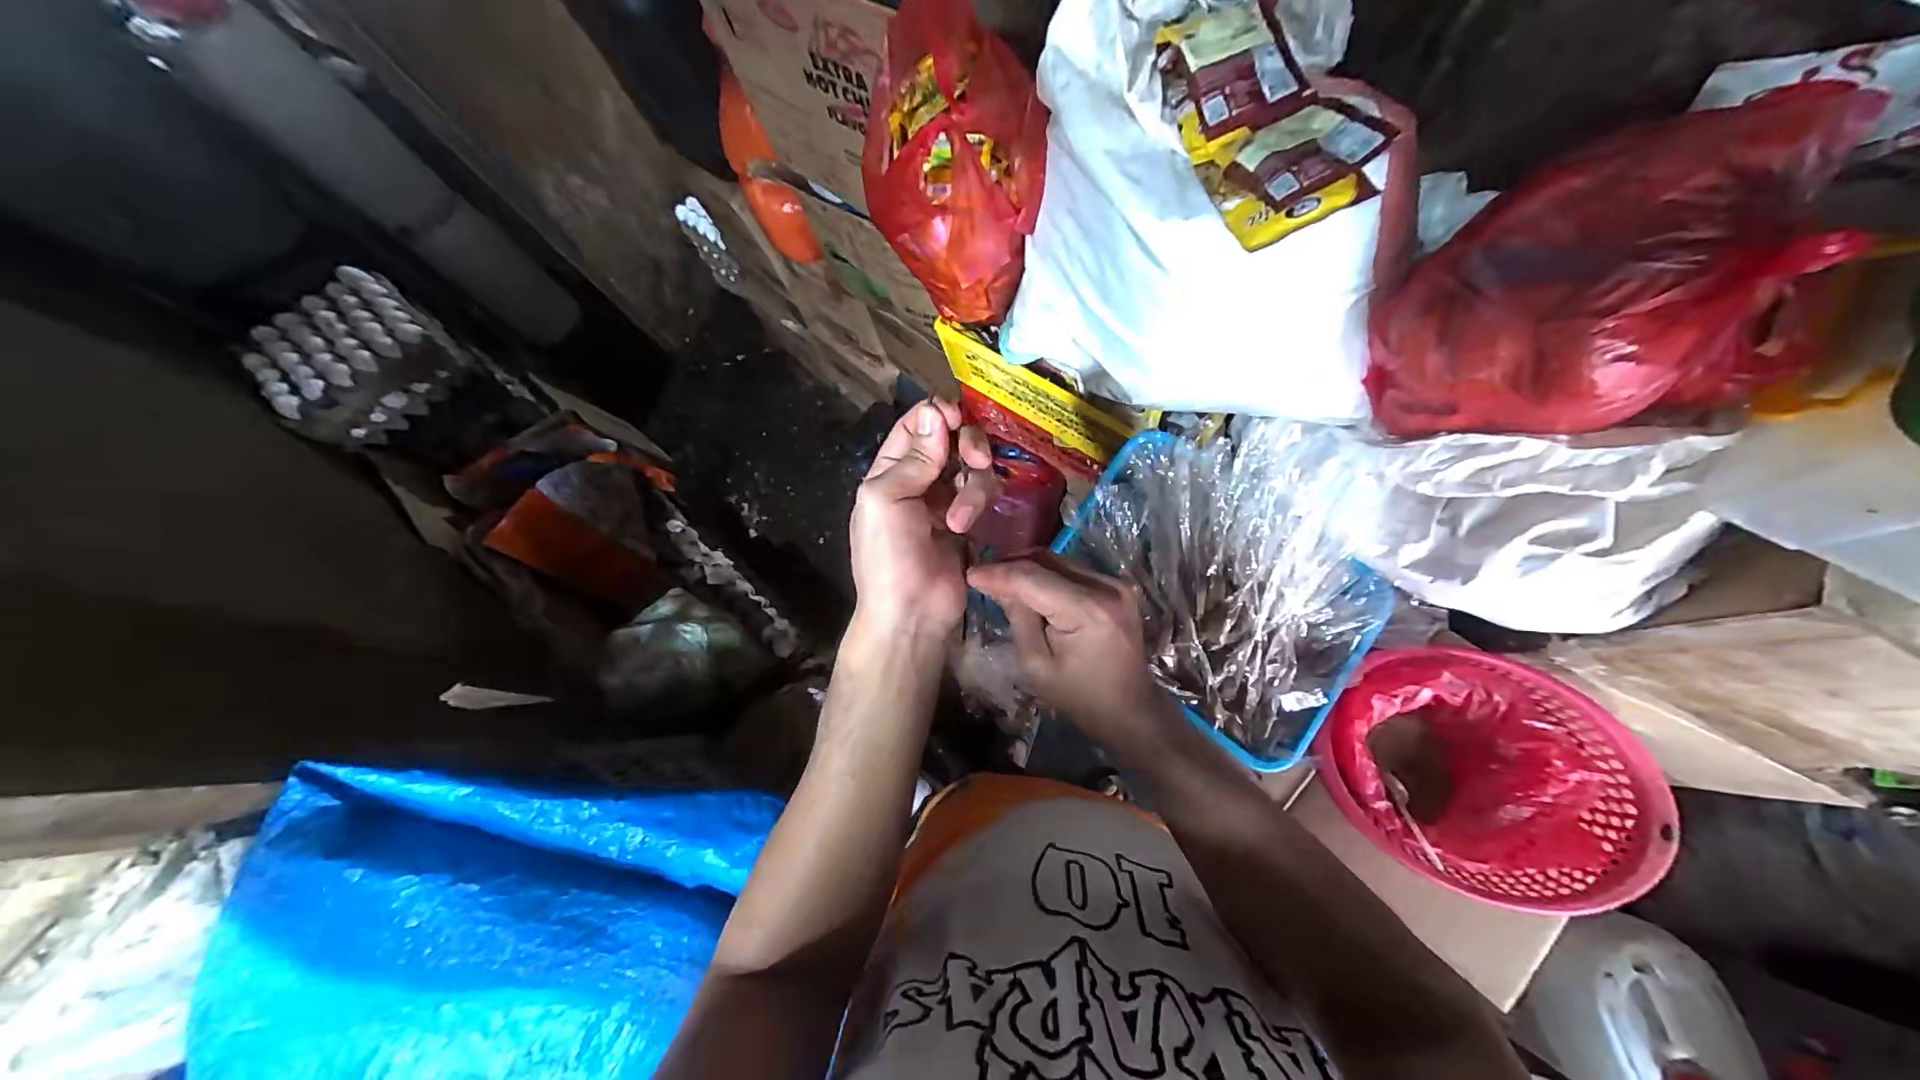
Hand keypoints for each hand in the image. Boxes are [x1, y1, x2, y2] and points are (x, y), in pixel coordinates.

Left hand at [849, 399, 999, 640]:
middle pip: (952, 439)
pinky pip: (984, 492)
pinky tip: (965, 527)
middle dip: (967, 445)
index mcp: (889, 470)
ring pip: (972, 467)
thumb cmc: (887, 557)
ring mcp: (945, 500)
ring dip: (973, 487)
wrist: (911, 612)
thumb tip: (935, 411)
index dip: (937, 414)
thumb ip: (914, 457)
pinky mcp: (969, 519)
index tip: (957, 418)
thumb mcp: (886, 500)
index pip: (916, 424)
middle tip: (976, 460)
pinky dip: (979, 503)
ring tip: (959, 520)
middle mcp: (918, 479)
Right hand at [966, 554, 1184, 758]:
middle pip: (1046, 560)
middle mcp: (1106, 587)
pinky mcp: (1117, 586)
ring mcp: (1116, 583)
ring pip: (1058, 560)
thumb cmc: (1078, 696)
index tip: (969, 574)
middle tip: (982, 577)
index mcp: (1087, 610)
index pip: (1032, 577)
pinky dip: (1047, 574)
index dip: (997, 573)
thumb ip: (1017, 617)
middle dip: (1010, 565)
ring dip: (1028, 568)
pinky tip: (1030, 589)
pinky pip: (1073, 569)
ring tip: (1002, 582)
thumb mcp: (1035, 664)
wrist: (1128, 708)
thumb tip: (994, 582)